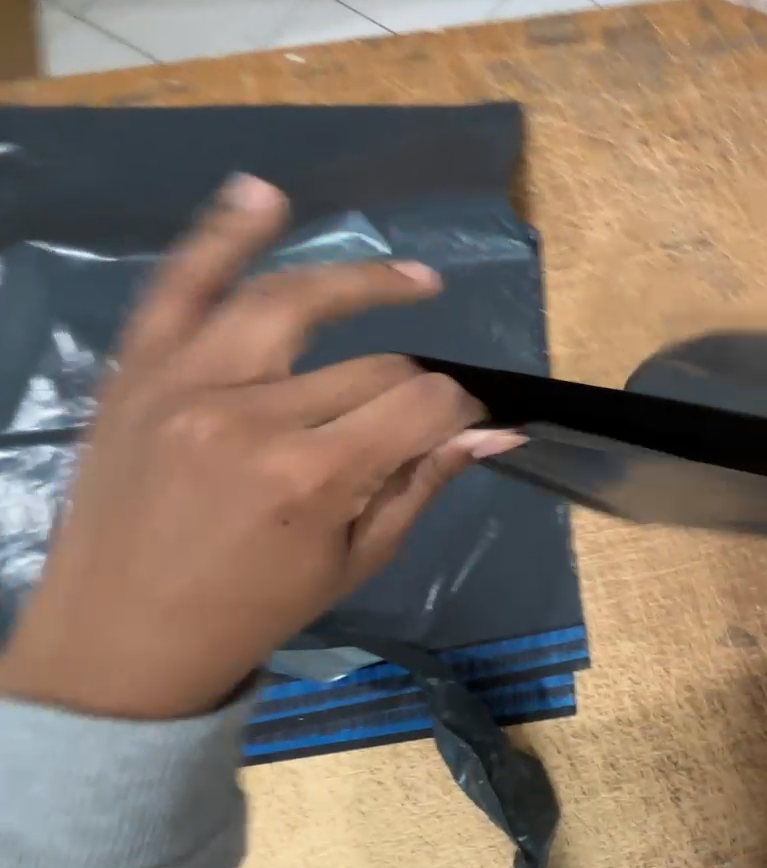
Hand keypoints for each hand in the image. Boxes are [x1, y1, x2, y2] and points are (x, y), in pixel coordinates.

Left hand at [0, 174, 522, 719]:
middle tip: (435, 406)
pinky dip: (221, 237)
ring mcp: (183, 384)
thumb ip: (428, 478)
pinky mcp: (138, 373)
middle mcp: (250, 416)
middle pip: (375, 365)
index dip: (464, 409)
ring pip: (289, 304)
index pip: (423, 405)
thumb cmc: (265, 603)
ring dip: (362, 283)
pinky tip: (264, 195)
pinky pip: (178, 287)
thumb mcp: (366, 551)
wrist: (126, 633)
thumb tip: (500, 432)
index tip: (475, 424)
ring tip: (417, 280)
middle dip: (422, 384)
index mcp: (314, 474)